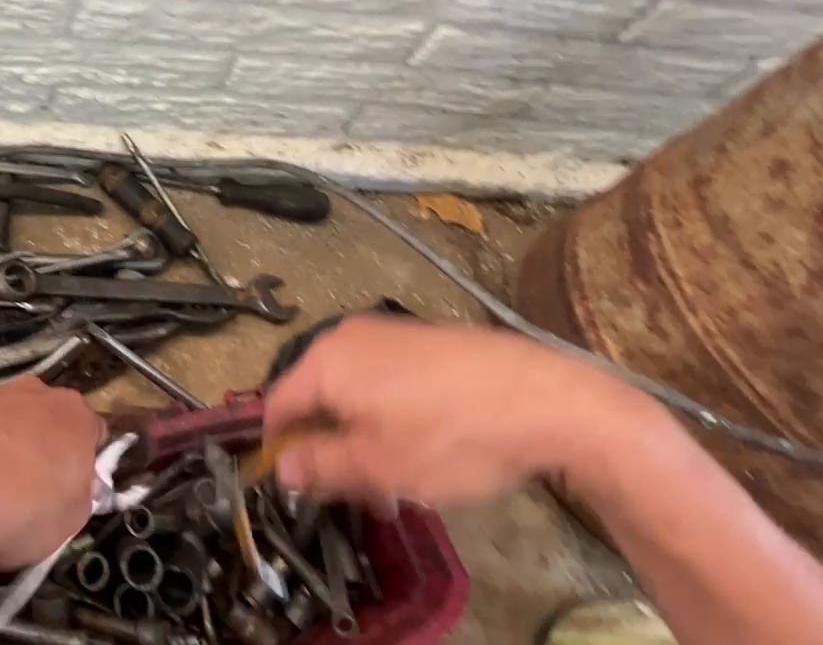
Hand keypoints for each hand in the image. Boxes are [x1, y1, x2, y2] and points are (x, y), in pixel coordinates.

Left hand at [0, 378, 103, 567]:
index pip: (93, 431)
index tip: (73, 484)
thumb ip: (80, 493)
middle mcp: (34, 392)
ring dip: (3, 441)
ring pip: (5, 416)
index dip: (85, 459)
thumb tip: (75, 485)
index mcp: (74, 416)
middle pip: (47, 416)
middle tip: (30, 486)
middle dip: (43, 444)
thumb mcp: (71, 520)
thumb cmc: (20, 511)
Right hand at [263, 318, 653, 506]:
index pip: (277, 403)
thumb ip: (320, 466)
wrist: (545, 397)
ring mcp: (387, 332)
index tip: (295, 482)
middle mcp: (346, 337)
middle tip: (358, 490)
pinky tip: (424, 442)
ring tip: (397, 477)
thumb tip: (280, 468)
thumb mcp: (379, 466)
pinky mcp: (422, 337)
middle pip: (316, 394)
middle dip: (328, 444)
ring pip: (353, 388)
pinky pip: (384, 376)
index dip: (278, 445)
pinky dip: (388, 411)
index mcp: (325, 362)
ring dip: (361, 432)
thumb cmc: (450, 436)